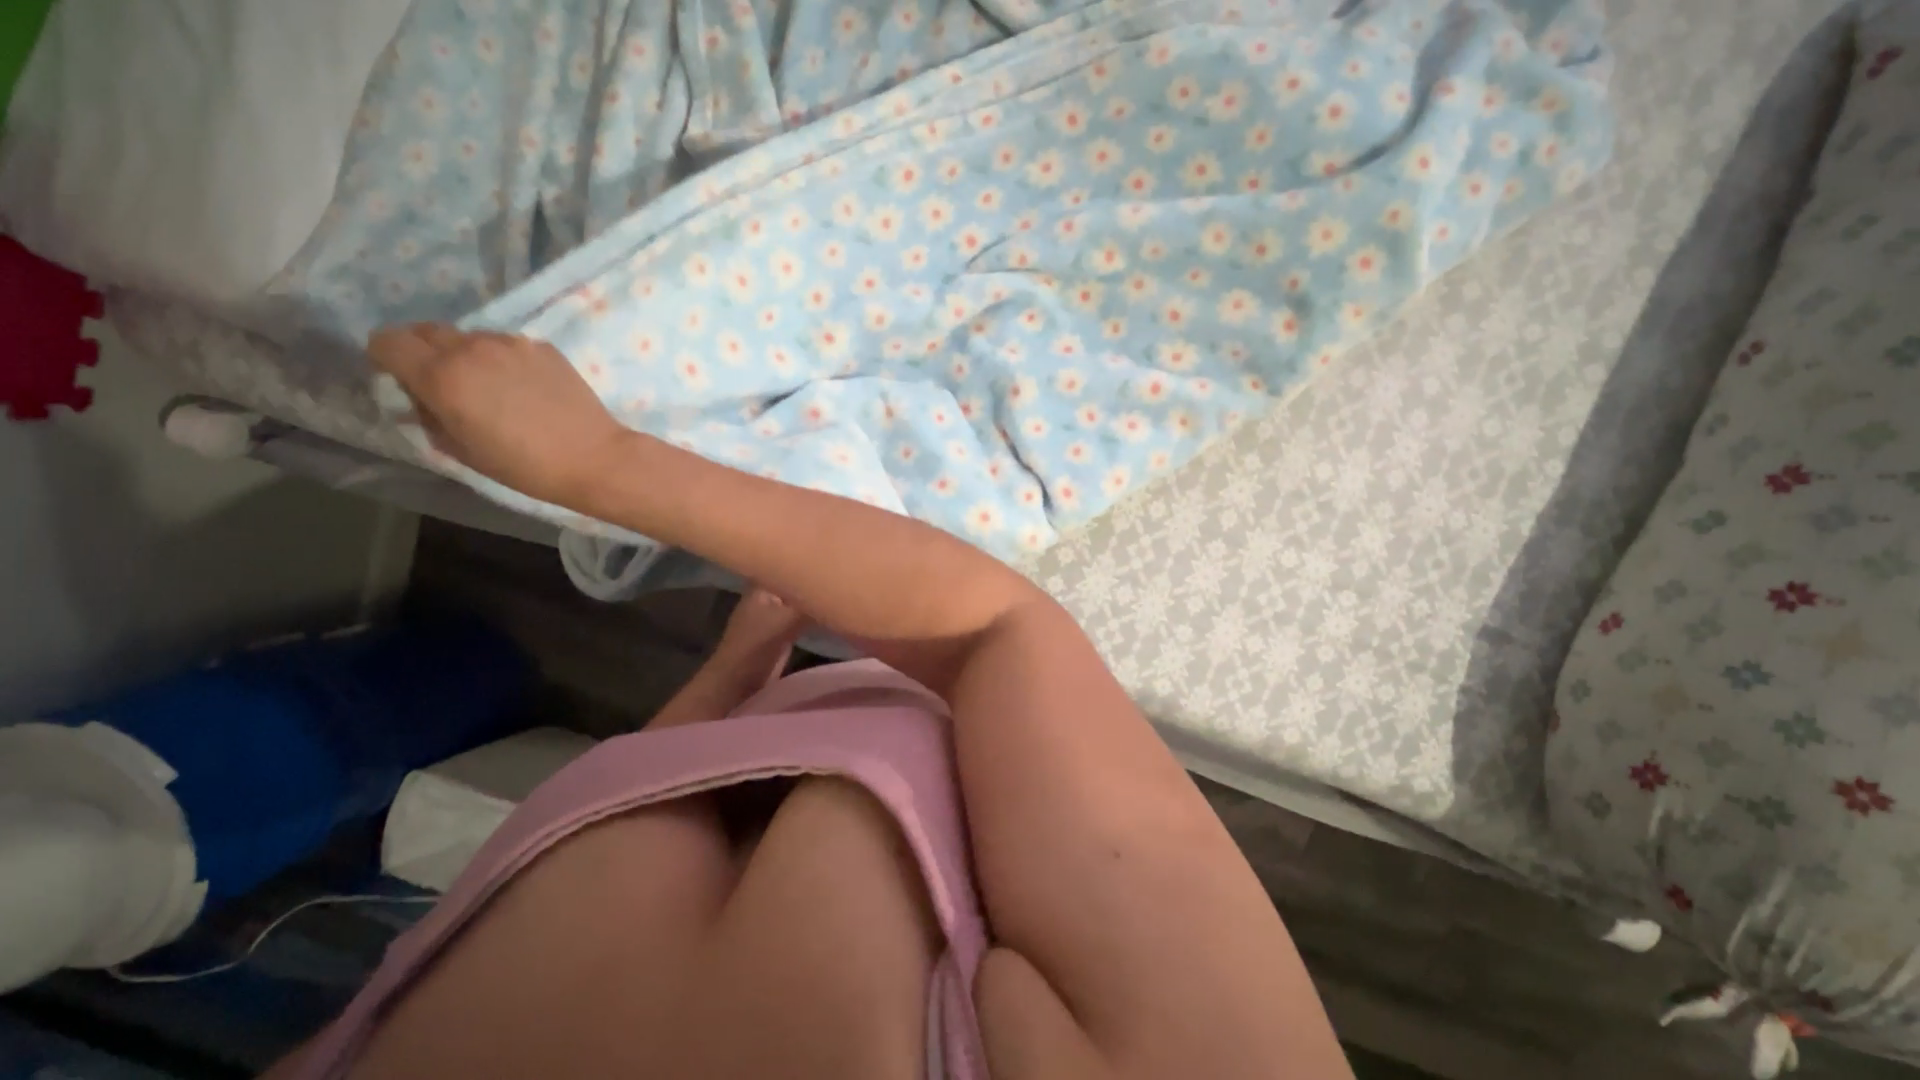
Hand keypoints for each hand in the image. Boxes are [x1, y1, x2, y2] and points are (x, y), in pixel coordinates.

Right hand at [368, 323, 633, 507]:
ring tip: (486, 388)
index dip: (384, 357)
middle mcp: (472, 348)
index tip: (397, 376)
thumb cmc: (523, 465)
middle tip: (437, 383)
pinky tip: (521, 388)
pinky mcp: (541, 346)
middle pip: (425, 331)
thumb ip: (428, 416)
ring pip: (468, 336)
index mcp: (442, 375)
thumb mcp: (460, 449)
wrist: (592, 456)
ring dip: (463, 354)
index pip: (387, 341)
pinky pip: (505, 344)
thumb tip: (417, 398)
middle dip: (420, 351)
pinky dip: (500, 358)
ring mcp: (510, 342)